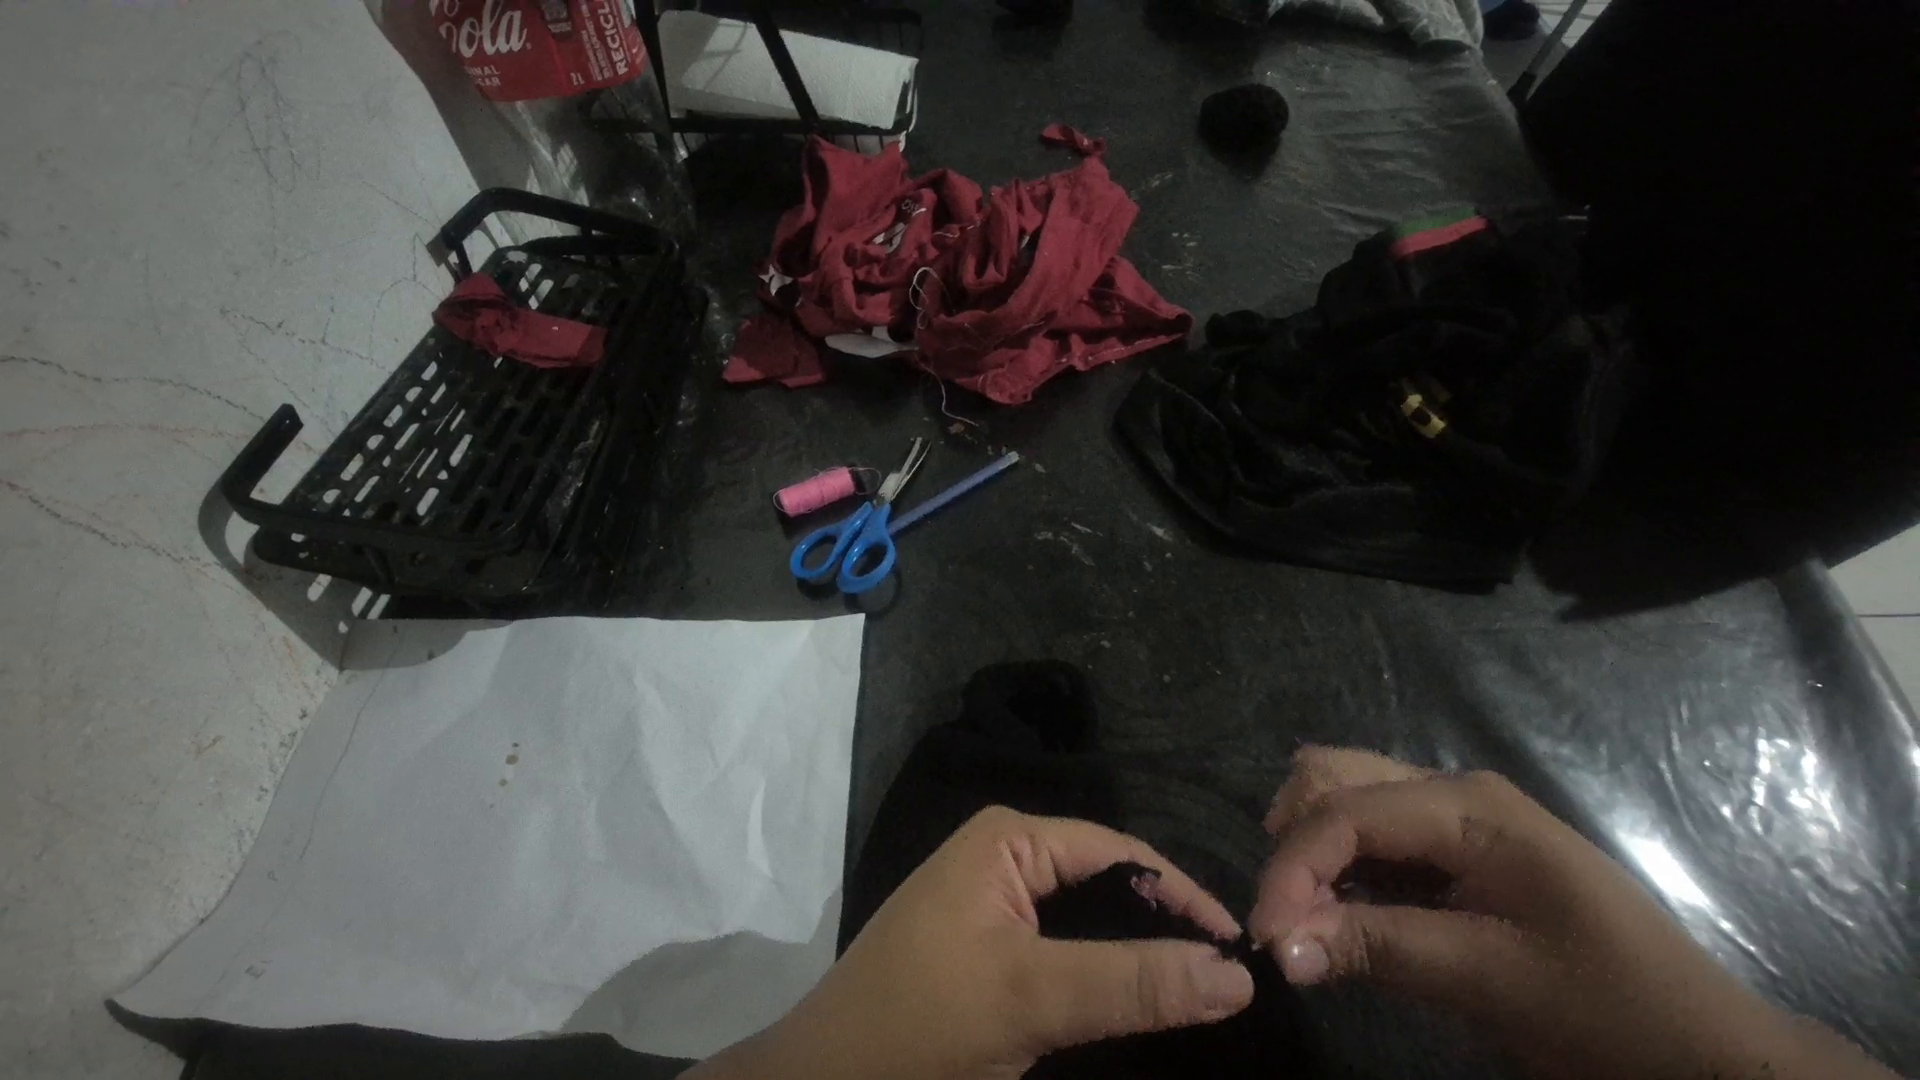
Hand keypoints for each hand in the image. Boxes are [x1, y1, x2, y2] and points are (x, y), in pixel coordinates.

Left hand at [690, 807, 1254, 1079]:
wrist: (827, 1079)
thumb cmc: (922, 1021)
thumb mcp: (1031, 997)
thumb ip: (1131, 981)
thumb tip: (1238, 974)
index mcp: (1009, 838)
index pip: (1119, 851)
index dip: (1182, 895)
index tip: (1240, 951)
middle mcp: (1001, 854)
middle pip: (1103, 880)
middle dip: (1160, 922)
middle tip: (1223, 976)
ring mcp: (989, 897)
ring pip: (1083, 916)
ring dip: (1131, 949)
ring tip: (1190, 988)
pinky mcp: (984, 941)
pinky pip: (1058, 943)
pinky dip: (1097, 969)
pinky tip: (1128, 997)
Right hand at [1249, 747, 1895, 1079]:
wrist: (1704, 1047)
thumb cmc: (1610, 1006)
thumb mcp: (1491, 980)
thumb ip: (1376, 949)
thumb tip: (1278, 949)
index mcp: (1469, 806)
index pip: (1347, 815)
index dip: (1292, 869)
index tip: (1265, 936)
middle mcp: (1451, 789)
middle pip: (1333, 779)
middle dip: (1293, 844)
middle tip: (1285, 918)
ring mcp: (1453, 811)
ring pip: (1344, 794)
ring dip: (1309, 844)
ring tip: (1305, 907)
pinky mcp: (1453, 843)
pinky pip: (1370, 828)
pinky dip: (1337, 859)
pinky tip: (1339, 901)